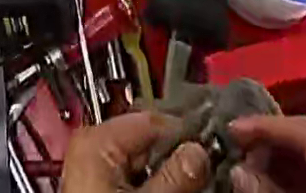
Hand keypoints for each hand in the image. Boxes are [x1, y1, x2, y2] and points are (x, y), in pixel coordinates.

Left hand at [60, 112, 210, 192]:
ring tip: (193, 187)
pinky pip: (132, 180)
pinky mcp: (96, 191)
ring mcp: (93, 171)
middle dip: (179, 158)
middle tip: (206, 173)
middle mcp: (92, 147)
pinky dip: (153, 186)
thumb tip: (199, 151)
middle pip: (150, 141)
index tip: (213, 151)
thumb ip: (176, 177)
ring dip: (169, 175)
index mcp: (96, 140)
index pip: (156, 120)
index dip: (188, 136)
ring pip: (144, 162)